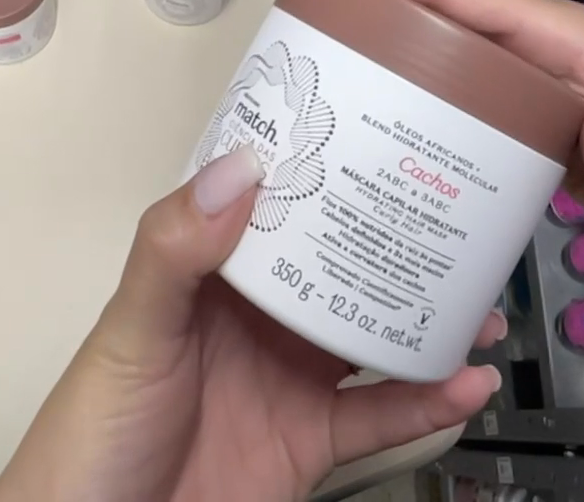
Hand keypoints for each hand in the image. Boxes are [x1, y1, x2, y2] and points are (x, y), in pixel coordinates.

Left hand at [0, 145, 505, 501]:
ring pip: (372, 335)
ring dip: (428, 320)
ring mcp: (291, 376)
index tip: (380, 143)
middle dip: (395, 245)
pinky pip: (379, 415)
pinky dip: (427, 402)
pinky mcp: (311, 439)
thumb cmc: (100, 420)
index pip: (280, 209)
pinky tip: (468, 384)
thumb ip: (175, 247)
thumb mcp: (135, 324)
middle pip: (341, 268)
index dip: (326, 175)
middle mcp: (264, 315)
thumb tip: (242, 169)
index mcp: (222, 271)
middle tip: (454, 222)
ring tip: (483, 305)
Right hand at [303, 0, 583, 287]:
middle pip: (440, 14)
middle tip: (301, 11)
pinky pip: (452, 100)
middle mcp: (534, 53)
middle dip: (371, 1)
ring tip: (316, 60)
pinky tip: (372, 121)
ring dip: (382, 49)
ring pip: (439, 55)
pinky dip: (410, 97)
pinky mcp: (517, 128)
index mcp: (564, 40)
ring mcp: (524, 91)